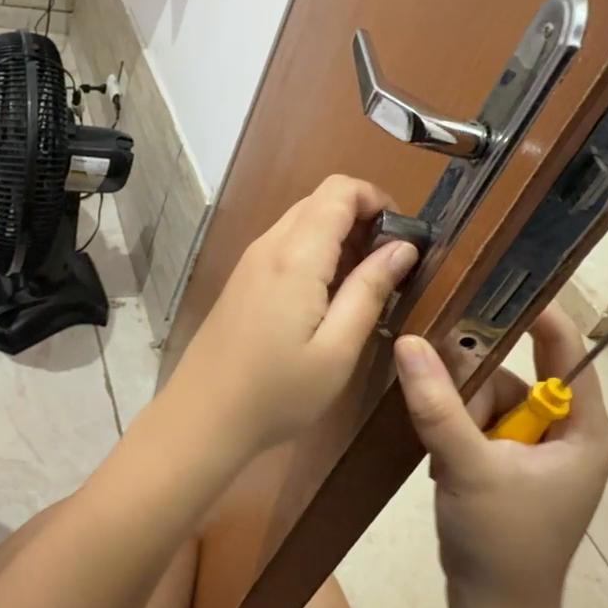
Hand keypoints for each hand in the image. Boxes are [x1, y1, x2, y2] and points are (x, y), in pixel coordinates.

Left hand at [167, 175, 418, 456]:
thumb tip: (403, 247)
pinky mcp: (243, 279)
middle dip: (363, 218)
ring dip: (340, 238)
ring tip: (367, 286)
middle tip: (392, 267)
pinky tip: (330, 299)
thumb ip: (370, 291)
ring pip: (302, 222)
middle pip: (320, 201)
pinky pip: (286, 245)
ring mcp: (250, 261)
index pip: (339, 190)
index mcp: (295, 255)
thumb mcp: (337, 350)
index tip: (406, 238)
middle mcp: (269, 245)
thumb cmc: (277, 392)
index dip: (378, 199)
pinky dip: (316, 254)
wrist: (202, 418)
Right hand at [393, 306, 607, 607]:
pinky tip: (439, 452)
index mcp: (583, 429)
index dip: (535, 312)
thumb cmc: (501, 542)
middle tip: (440, 388)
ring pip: (488, 395)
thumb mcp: (468, 467)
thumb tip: (410, 340)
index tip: (489, 277)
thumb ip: (438, 403)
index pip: (566, 350)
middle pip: (515, 371)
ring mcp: (535, 449)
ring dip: (457, 407)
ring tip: (440, 444)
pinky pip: (477, 420)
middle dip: (474, 379)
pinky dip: (454, 426)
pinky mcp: (508, 464)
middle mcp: (565, 431)